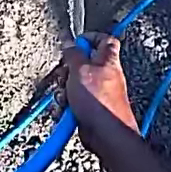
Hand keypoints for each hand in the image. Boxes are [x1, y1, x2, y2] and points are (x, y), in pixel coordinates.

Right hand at [63, 33, 139, 155]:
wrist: (105, 133)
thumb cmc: (99, 100)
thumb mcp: (80, 69)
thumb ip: (73, 54)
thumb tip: (69, 42)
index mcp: (107, 60)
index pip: (105, 40)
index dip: (91, 38)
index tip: (77, 42)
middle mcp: (103, 75)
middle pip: (81, 63)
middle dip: (67, 70)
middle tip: (64, 76)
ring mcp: (95, 92)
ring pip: (72, 84)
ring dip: (63, 90)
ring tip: (66, 98)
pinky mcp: (88, 108)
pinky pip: (71, 101)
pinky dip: (65, 105)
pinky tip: (65, 111)